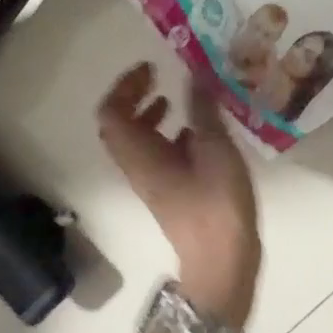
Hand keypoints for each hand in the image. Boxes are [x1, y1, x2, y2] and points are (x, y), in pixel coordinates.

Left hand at [98, 62, 261, 326]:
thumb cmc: (217, 205)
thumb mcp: (216, 150)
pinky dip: (167, 132)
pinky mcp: (170, 190)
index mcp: (141, 156)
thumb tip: (195, 74)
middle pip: (119, 125)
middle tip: (159, 76)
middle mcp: (139, 167)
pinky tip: (196, 128)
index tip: (151, 67)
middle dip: (133, 95)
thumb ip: (203, 110)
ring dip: (148, 113)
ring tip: (173, 96)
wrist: (221, 264)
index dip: (124, 85)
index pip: (111, 114)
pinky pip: (157, 153)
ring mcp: (153, 180)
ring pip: (137, 139)